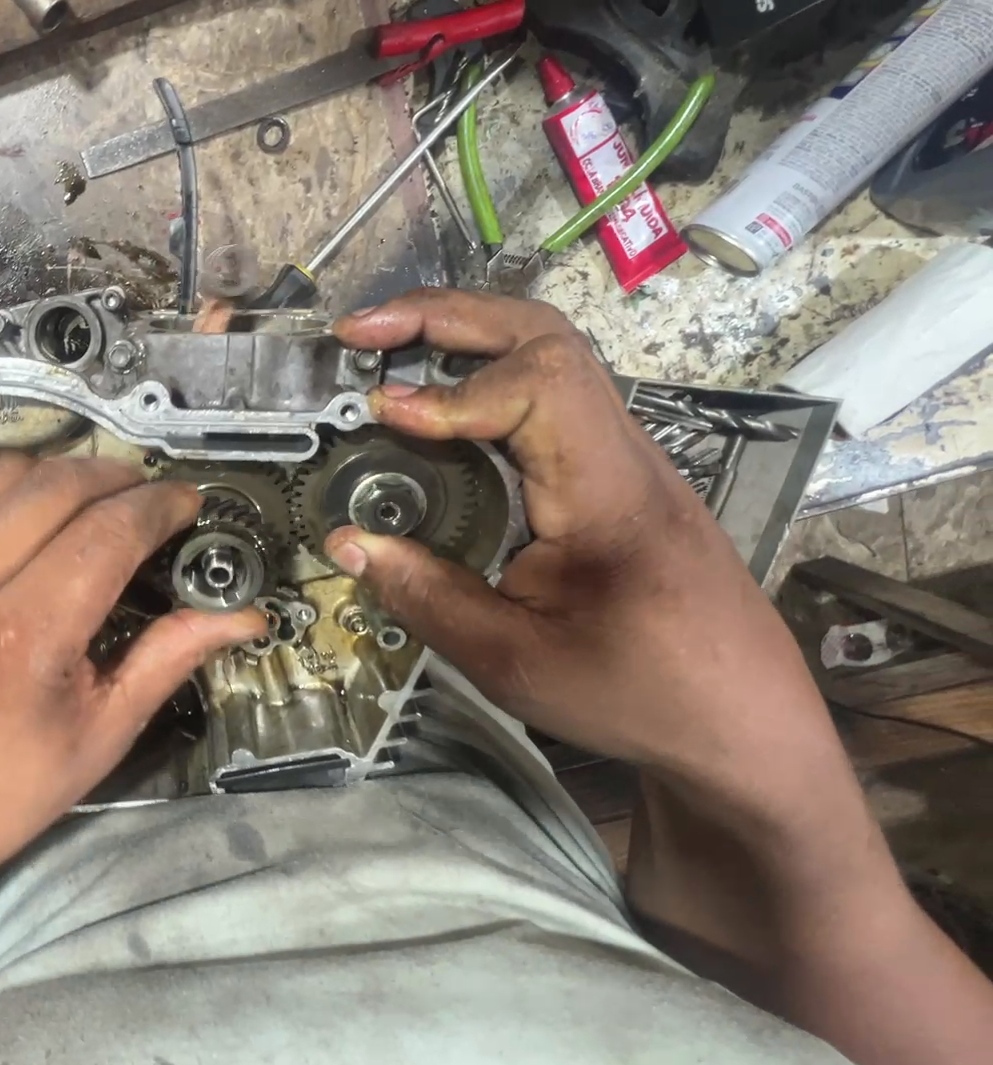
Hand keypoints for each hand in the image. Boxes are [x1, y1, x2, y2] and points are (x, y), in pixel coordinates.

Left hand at [0, 455, 263, 912]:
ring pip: (5, 474)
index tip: (187, 504)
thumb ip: (170, 655)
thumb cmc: (8, 785)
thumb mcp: (102, 732)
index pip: (106, 533)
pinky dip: (5, 487)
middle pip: (56, 486)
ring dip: (62, 475)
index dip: (158, 507)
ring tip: (96, 503)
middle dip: (116, 479)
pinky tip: (31, 515)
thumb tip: (243, 616)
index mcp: (23, 637)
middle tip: (149, 500)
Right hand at [326, 289, 828, 781]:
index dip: (451, 391)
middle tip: (360, 329)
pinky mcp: (605, 477)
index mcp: (607, 492)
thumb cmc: (636, 695)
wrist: (741, 726)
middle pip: (545, 337)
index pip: (540, 386)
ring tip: (382, 349)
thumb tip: (344, 542)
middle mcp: (619, 453)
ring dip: (461, 337)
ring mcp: (617, 459)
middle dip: (446, 317)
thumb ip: (424, 596)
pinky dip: (476, 378)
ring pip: (548, 357)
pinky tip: (430, 406)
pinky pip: (541, 400)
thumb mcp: (511, 660)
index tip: (380, 416)